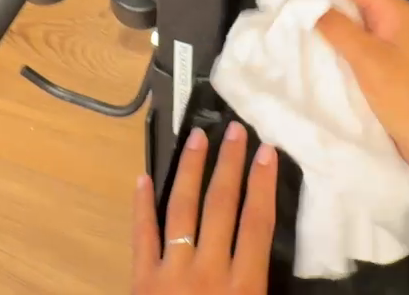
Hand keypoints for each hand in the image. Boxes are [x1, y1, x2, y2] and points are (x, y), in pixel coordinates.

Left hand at [132, 122, 277, 294]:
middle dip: (229, 164)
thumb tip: (262, 242)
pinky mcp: (142, 281)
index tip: (266, 150)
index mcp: (243, 288)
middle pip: (220, 206)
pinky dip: (142, 206)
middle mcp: (208, 271)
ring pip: (182, 209)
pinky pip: (142, 236)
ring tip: (197, 137)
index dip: (262, 184)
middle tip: (234, 129)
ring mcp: (171, 272)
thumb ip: (258, 284)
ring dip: (190, 170)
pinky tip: (142, 177)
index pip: (257, 224)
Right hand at [314, 0, 408, 192]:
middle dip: (325, 4)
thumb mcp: (368, 60)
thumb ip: (336, 27)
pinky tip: (324, 59)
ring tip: (301, 36)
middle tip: (292, 16)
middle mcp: (398, 21)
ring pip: (357, 23)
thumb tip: (305, 2)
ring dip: (332, 27)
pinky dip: (343, 47)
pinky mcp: (393, 67)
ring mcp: (397, 45)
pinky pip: (362, 45)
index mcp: (397, 10)